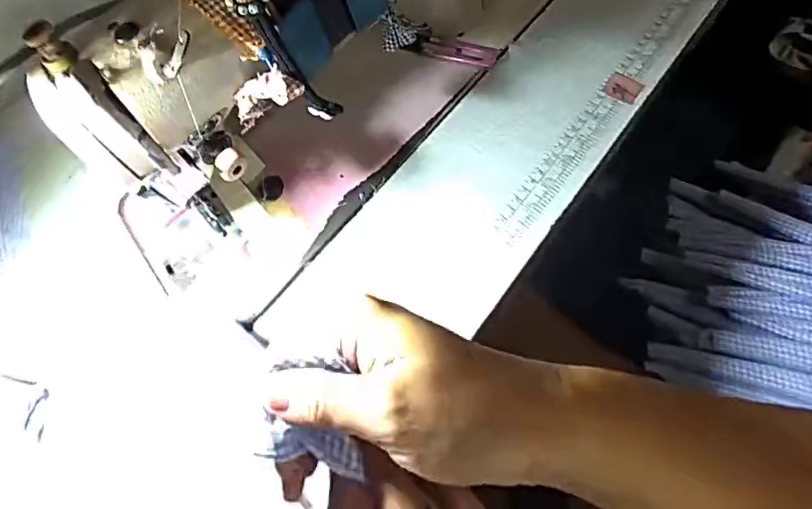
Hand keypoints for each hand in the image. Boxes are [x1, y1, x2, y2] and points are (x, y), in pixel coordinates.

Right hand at [265, 296, 559, 489]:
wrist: (540, 429)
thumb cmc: (474, 411)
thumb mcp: (387, 412)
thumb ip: (323, 400)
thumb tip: (271, 392)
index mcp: (357, 321)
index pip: (293, 357)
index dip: (280, 412)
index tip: (283, 461)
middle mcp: (364, 334)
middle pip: (314, 389)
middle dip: (318, 446)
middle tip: (307, 488)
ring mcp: (383, 361)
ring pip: (340, 414)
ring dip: (347, 461)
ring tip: (360, 498)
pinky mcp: (400, 385)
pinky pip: (366, 420)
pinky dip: (370, 457)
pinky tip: (382, 486)